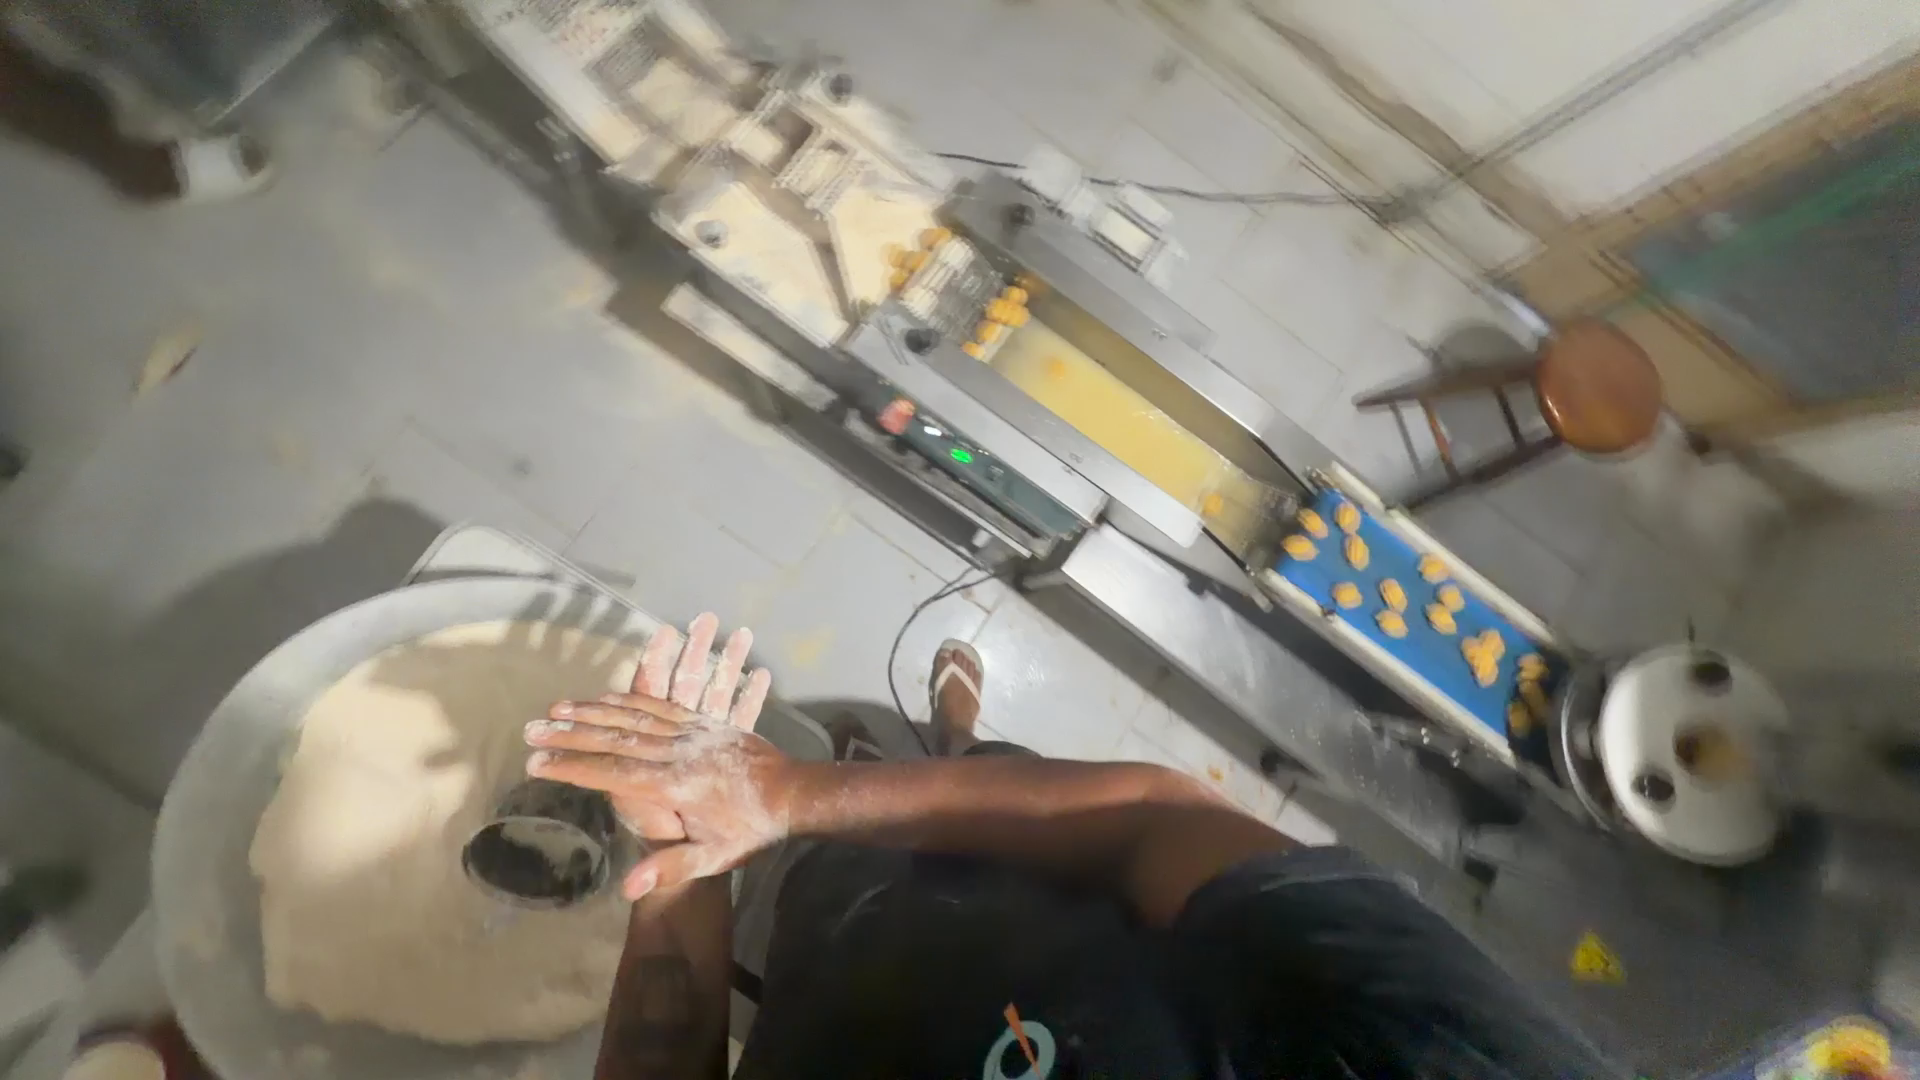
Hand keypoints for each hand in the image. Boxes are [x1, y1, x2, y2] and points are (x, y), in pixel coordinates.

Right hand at [525, 613, 790, 897]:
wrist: (794, 792)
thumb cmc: (752, 830)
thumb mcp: (714, 858)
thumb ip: (672, 868)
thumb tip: (627, 887)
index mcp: (675, 786)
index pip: (612, 773)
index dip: (572, 767)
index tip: (536, 763)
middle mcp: (678, 752)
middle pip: (616, 738)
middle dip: (571, 734)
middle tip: (531, 729)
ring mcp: (693, 732)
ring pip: (636, 716)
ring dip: (595, 710)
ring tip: (558, 707)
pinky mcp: (705, 722)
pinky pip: (663, 705)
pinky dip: (632, 698)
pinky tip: (610, 696)